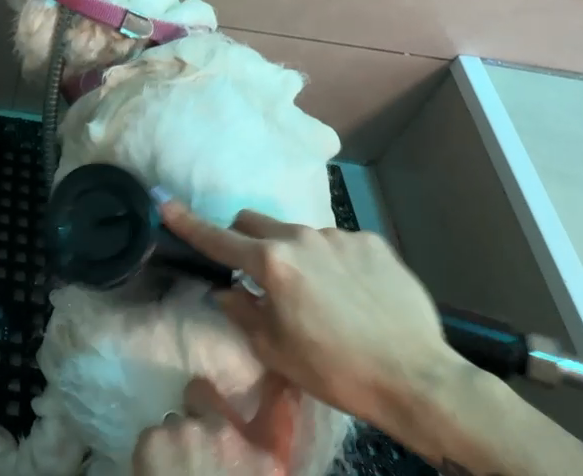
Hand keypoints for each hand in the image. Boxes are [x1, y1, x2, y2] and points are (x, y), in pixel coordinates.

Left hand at [132, 376, 298, 475]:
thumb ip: (256, 461)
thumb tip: (245, 454)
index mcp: (265, 459)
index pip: (280, 408)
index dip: (279, 387)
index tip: (279, 375)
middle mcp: (228, 434)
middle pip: (204, 398)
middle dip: (198, 412)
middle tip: (194, 445)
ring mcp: (189, 430)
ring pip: (174, 420)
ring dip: (176, 437)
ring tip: (176, 467)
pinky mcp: (153, 437)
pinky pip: (152, 436)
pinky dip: (153, 452)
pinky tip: (157, 473)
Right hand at [160, 201, 469, 431]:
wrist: (418, 380)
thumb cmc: (338, 371)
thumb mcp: (276, 350)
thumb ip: (243, 312)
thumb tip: (226, 290)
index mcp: (272, 264)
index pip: (217, 238)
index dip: (186, 222)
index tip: (163, 203)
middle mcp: (301, 238)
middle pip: (254, 222)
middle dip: (246, 240)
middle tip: (259, 275)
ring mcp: (340, 237)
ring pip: (298, 234)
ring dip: (294, 255)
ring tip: (321, 296)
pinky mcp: (373, 243)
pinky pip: (337, 244)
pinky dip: (333, 262)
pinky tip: (354, 295)